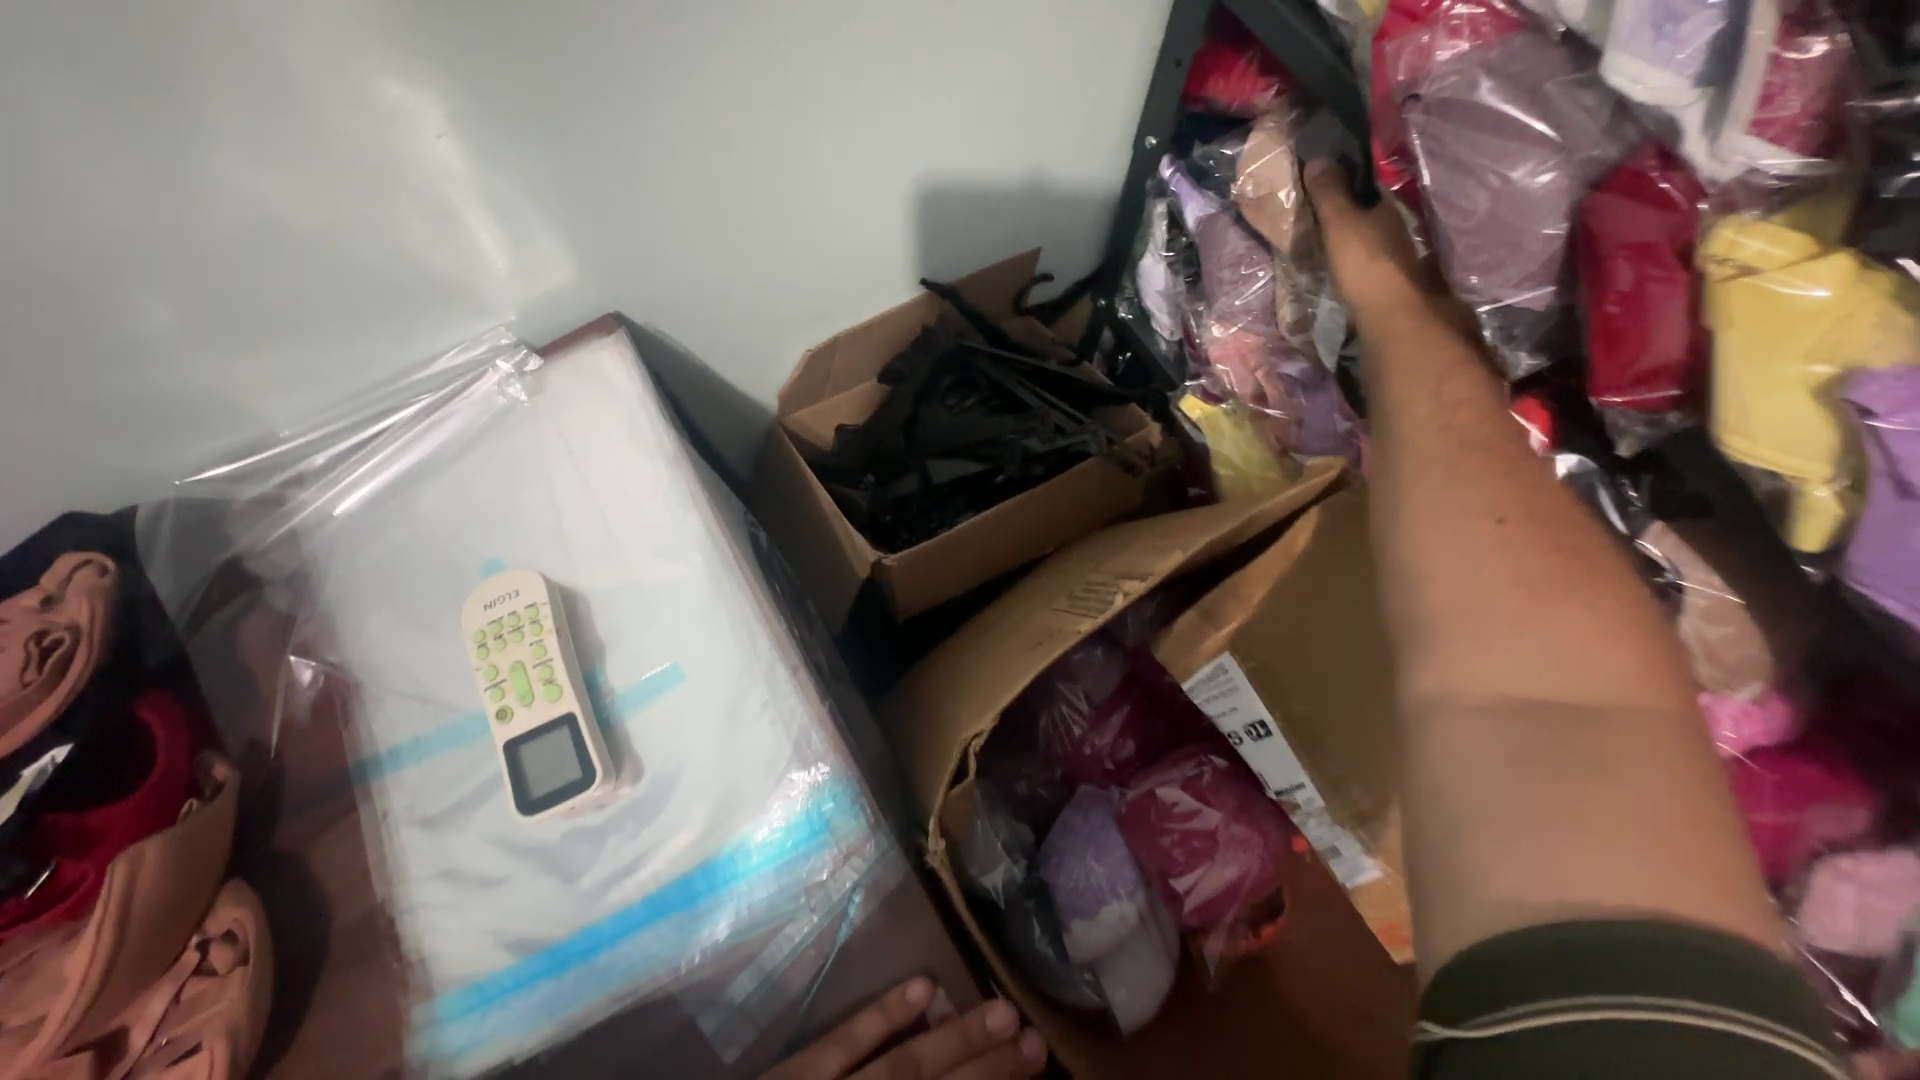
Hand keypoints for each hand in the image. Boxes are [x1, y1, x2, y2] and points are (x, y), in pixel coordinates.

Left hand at [762, 978, 1047, 1079]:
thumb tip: (941, 1079)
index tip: (1034, 1072)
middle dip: (988, 1071)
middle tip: (1034, 1041)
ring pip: (902, 1069)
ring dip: (955, 1040)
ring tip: (1001, 1010)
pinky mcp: (793, 1078)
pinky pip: (842, 1043)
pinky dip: (883, 1016)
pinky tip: (922, 986)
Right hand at [1302, 160, 1470, 339]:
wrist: (1392, 316)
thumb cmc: (1365, 264)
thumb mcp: (1340, 224)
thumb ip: (1329, 194)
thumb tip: (1318, 158)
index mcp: (1387, 207)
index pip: (1369, 185)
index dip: (1349, 182)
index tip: (1325, 183)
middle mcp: (1397, 228)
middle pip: (1372, 213)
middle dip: (1351, 212)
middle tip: (1322, 216)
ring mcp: (1397, 258)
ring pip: (1372, 239)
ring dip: (1355, 239)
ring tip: (1329, 243)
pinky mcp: (1391, 284)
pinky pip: (1369, 263)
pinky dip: (1357, 262)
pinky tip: (1344, 269)